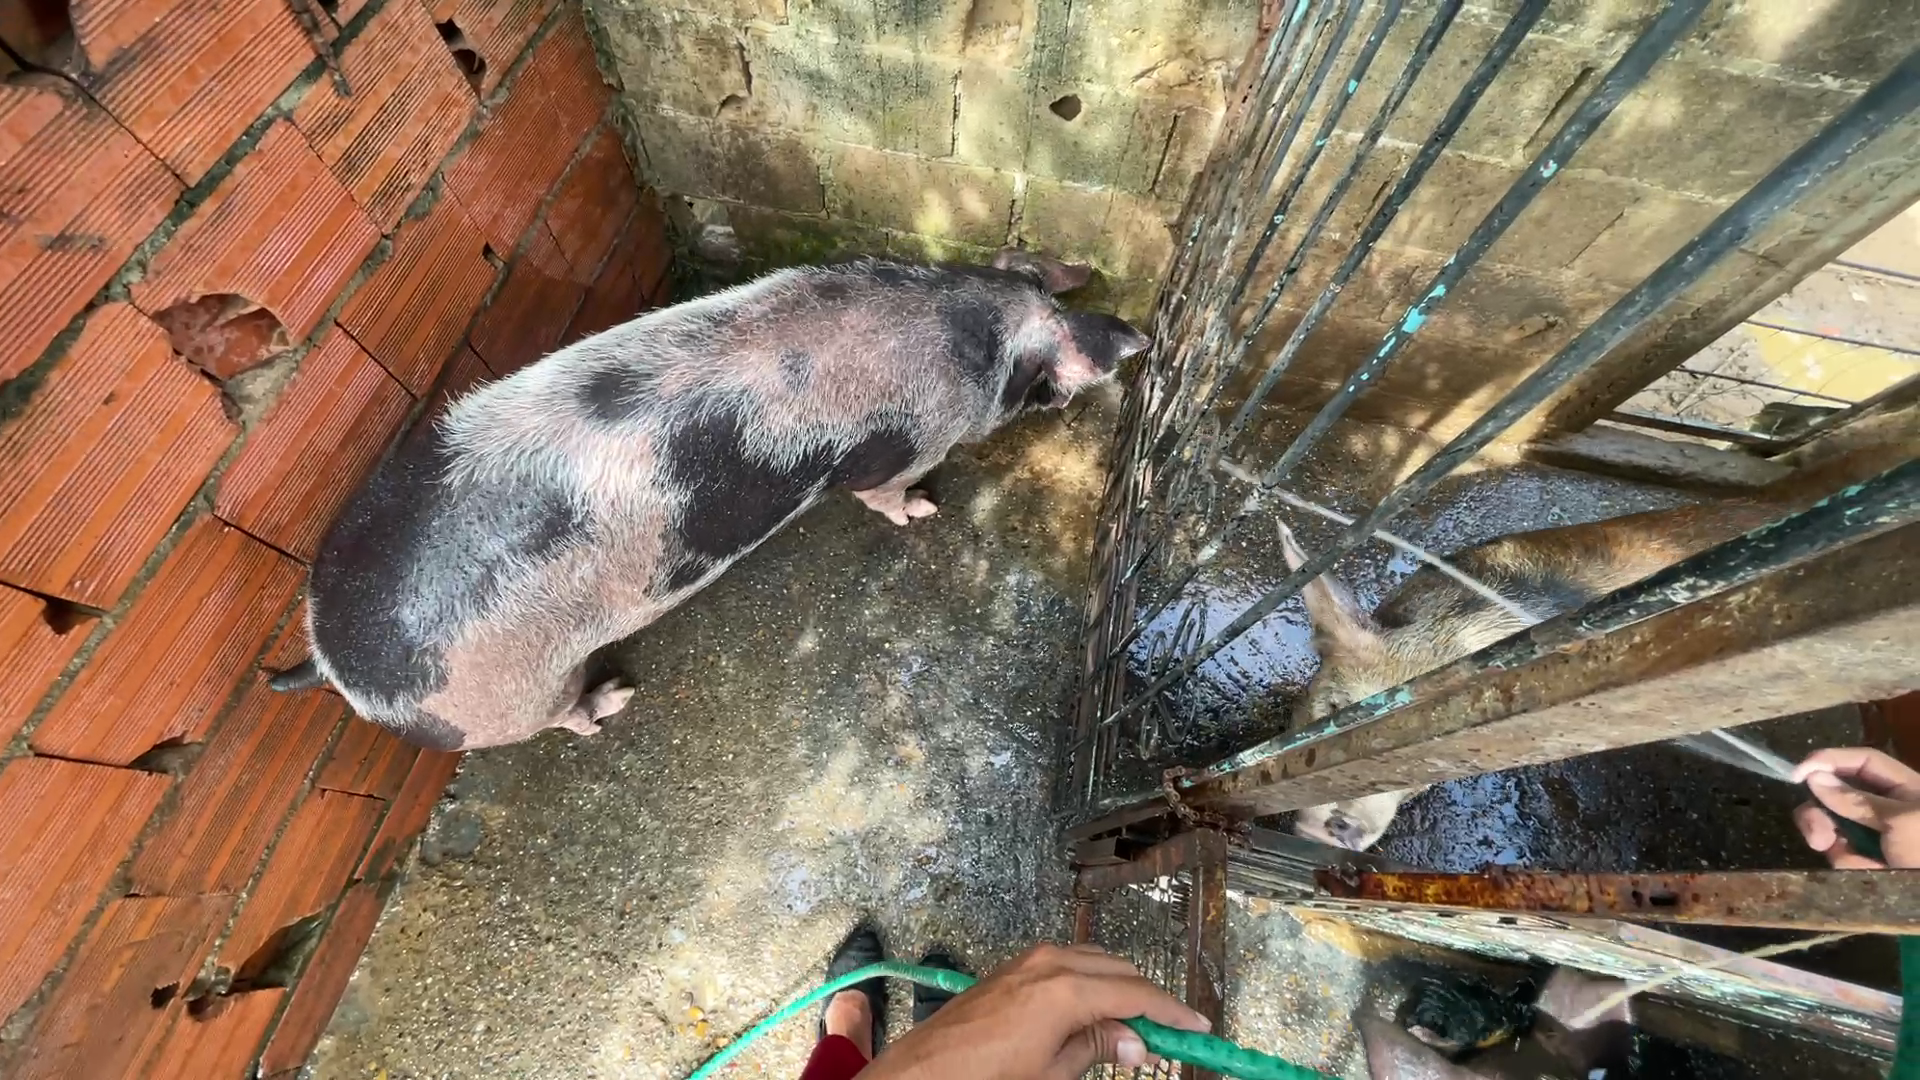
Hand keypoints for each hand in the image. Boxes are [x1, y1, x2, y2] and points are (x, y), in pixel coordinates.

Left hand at [862, 944, 1210, 1079]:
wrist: (927, 1068)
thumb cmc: (992, 1077)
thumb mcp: (1052, 1074)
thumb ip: (1097, 1048)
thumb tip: (1139, 1040)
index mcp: (1065, 989)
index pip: (1134, 993)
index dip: (1171, 1010)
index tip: (1199, 1027)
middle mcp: (1052, 960)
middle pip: (1118, 969)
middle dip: (1147, 997)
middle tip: (1173, 1032)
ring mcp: (1031, 957)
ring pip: (1094, 959)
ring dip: (1120, 984)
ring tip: (1138, 1022)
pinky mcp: (1017, 963)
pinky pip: (1069, 960)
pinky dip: (1092, 978)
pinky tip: (1097, 1005)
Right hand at [1792, 747, 1919, 868]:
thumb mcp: (1903, 822)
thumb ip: (1856, 799)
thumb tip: (1814, 778)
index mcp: (1909, 792)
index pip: (1864, 760)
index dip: (1830, 759)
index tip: (1799, 773)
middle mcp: (1886, 806)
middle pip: (1834, 787)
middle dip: (1817, 802)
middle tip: (1814, 816)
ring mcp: (1870, 830)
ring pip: (1824, 813)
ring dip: (1818, 825)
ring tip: (1824, 844)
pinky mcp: (1858, 851)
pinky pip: (1829, 838)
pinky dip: (1828, 846)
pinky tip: (1838, 855)